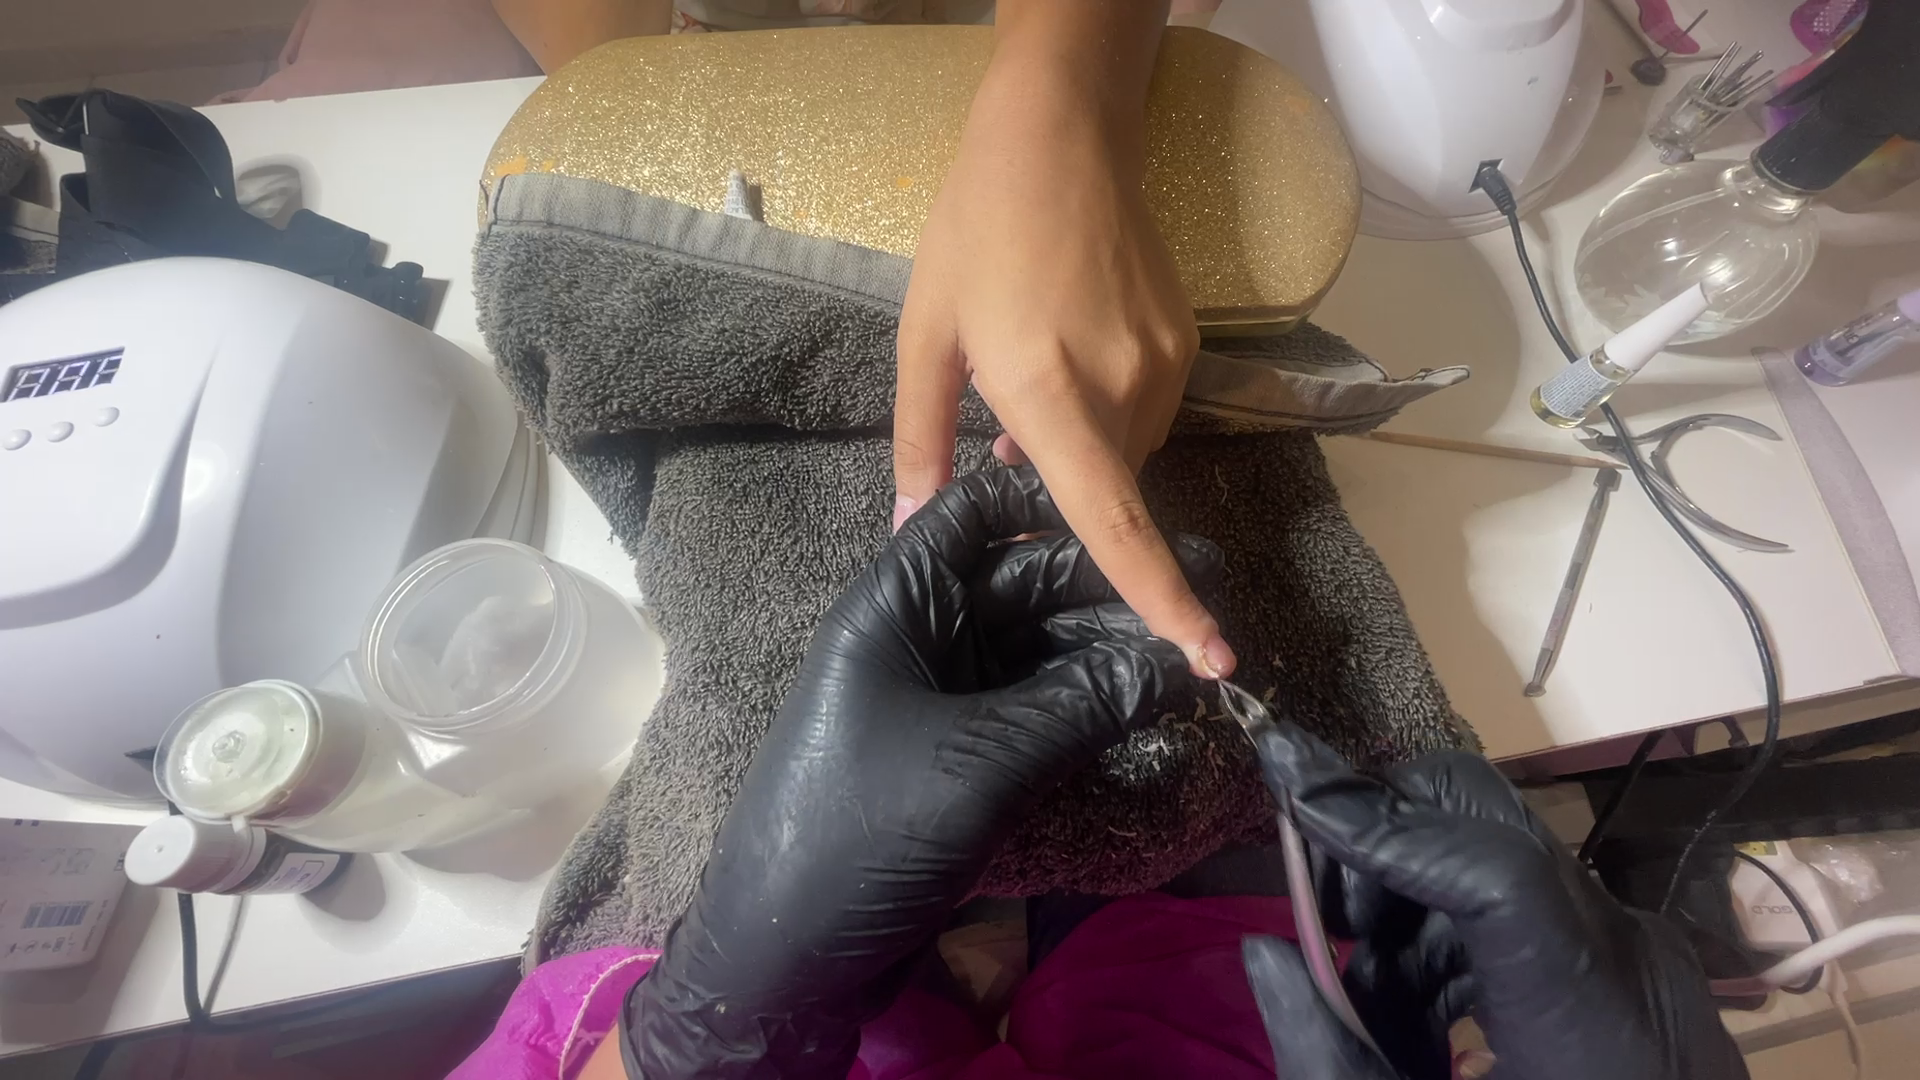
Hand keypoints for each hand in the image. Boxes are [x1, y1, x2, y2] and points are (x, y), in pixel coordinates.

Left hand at [625, 467, 1207, 1077]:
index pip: (976, 513)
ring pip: (1041, 641)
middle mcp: (927, 627)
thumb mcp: (978, 764)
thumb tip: (1186, 663)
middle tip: (1209, 594)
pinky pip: (1038, 696)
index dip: (1051, 503)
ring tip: (1200, 652)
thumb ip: (1082, 706)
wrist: (792, 953)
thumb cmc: (863, 832)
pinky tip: (1152, 697)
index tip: (1136, 517)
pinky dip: (1090, 696)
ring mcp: (949, 685)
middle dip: (1110, 586)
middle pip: (1027, 579)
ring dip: (1111, 646)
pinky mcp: (968, 738)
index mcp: (900, 599)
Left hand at [893, 1, 1232, 678]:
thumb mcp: (924, 338)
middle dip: (1066, 495)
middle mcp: (1125, 391)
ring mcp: (1166, 368)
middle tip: (1010, 446)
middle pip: (1110, 491)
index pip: (1113, 518)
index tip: (1208, 656)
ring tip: (1036, 387)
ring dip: (1084, 448)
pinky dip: (1107, 417)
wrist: (1059, 138)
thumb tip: (912, 520)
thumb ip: (920, 439)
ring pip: (1127, 453)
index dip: (1160, 595)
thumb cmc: (974, 234)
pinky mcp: (1186, 347)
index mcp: (1050, 394)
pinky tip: (1071, 365)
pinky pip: (1145, 415)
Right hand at [1241, 723, 1747, 1079]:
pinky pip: (1496, 875)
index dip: (1379, 825)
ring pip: (1476, 828)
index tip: (1284, 796)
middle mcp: (1629, 968)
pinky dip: (1425, 904)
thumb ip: (1327, 1062)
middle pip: (1483, 814)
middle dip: (1372, 824)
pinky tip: (1401, 982)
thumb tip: (1265, 948)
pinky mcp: (1612, 950)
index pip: (1496, 879)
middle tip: (1318, 899)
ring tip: (1354, 959)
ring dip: (1388, 868)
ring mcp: (1628, 948)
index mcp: (1597, 1042)